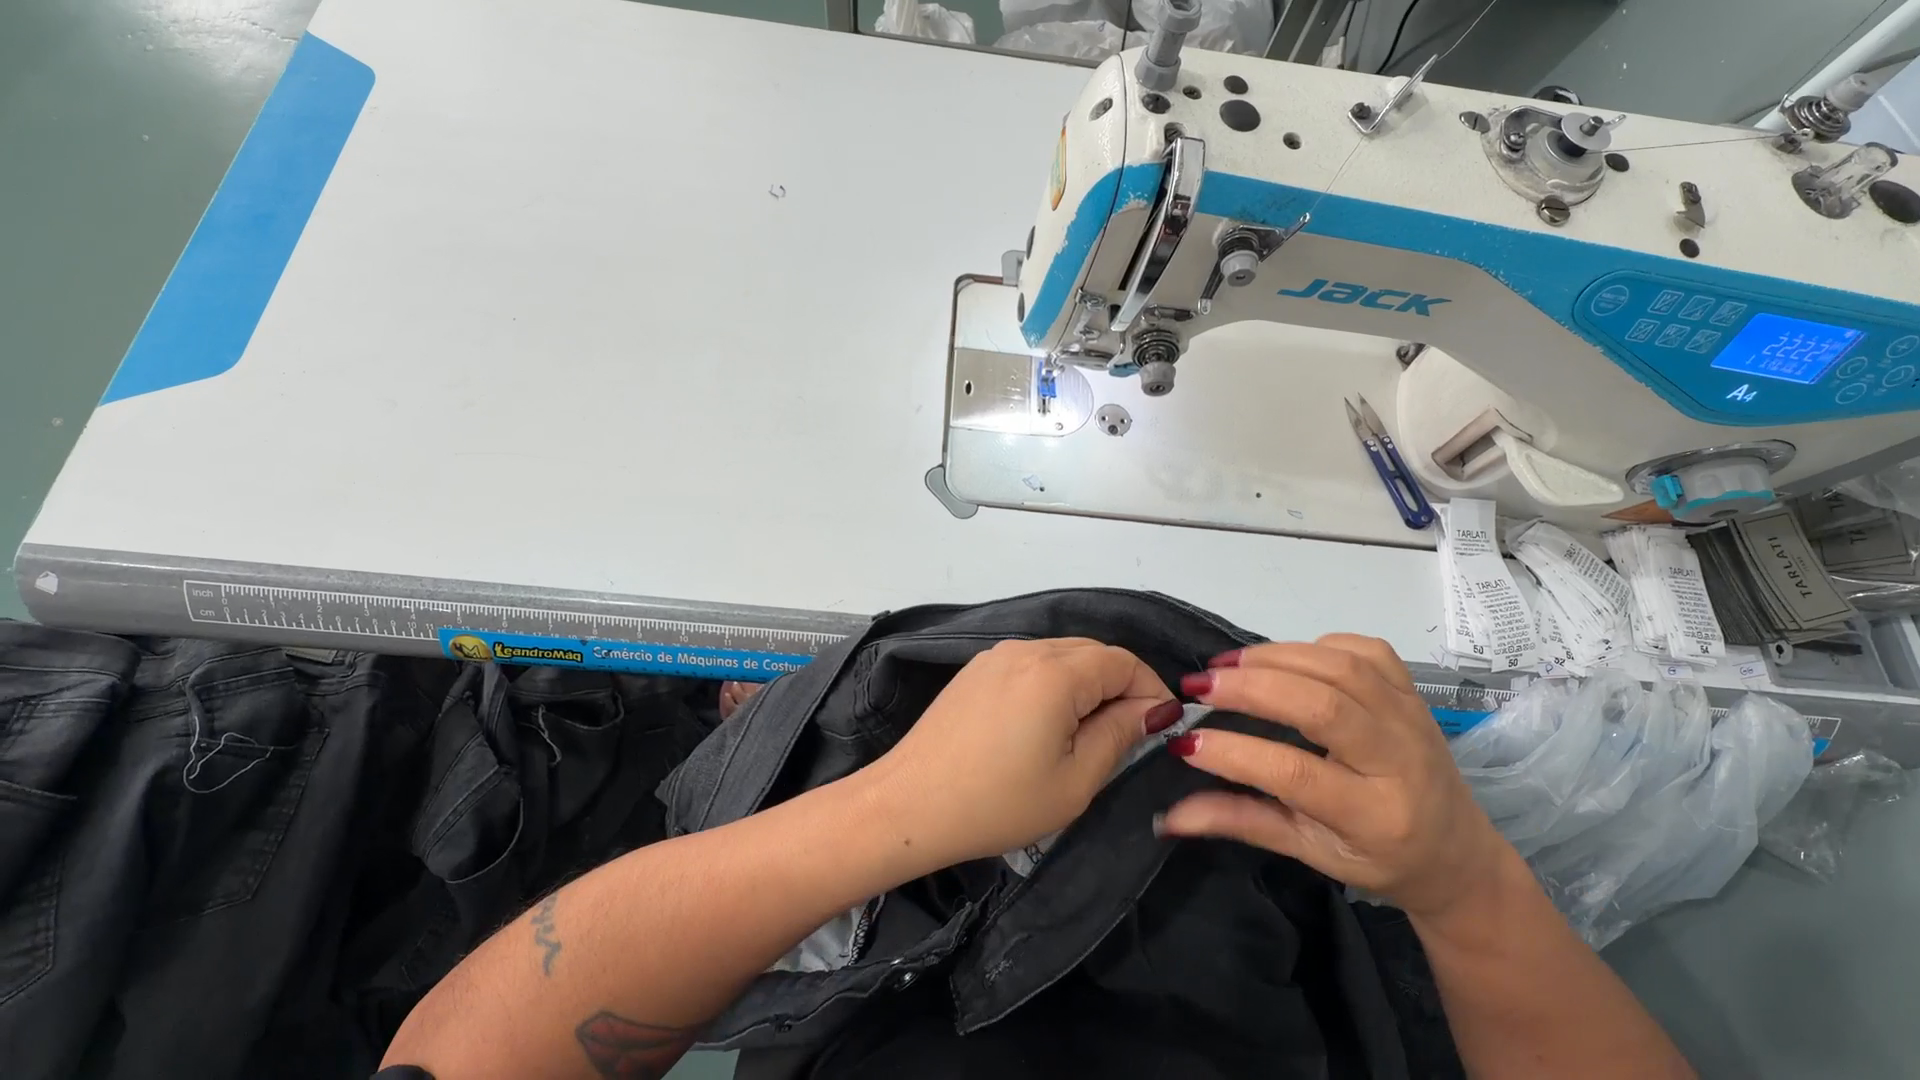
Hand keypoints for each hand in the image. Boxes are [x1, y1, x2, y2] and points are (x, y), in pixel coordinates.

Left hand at [862, 638, 1179, 868]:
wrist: (909, 805)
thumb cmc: (997, 803)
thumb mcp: (1074, 781)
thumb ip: (1120, 735)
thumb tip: (1155, 710)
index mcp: (1055, 673)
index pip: (1123, 661)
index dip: (1151, 690)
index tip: (1161, 729)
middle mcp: (1026, 650)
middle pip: (1093, 653)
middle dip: (1120, 686)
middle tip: (1128, 736)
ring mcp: (995, 656)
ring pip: (1062, 656)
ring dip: (1087, 686)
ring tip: (1087, 735)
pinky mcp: (975, 670)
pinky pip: (1031, 664)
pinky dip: (1054, 684)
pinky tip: (1046, 725)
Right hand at [1157, 634, 1511, 920]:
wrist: (1456, 852)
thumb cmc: (1376, 860)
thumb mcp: (1308, 852)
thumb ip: (1240, 823)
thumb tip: (1168, 816)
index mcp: (1373, 814)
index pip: (1294, 773)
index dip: (1233, 753)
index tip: (1183, 743)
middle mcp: (1399, 759)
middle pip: (1321, 704)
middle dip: (1250, 689)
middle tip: (1197, 687)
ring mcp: (1411, 717)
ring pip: (1340, 667)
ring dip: (1273, 658)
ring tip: (1224, 667)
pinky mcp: (1413, 692)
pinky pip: (1364, 650)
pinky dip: (1315, 646)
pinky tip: (1283, 661)